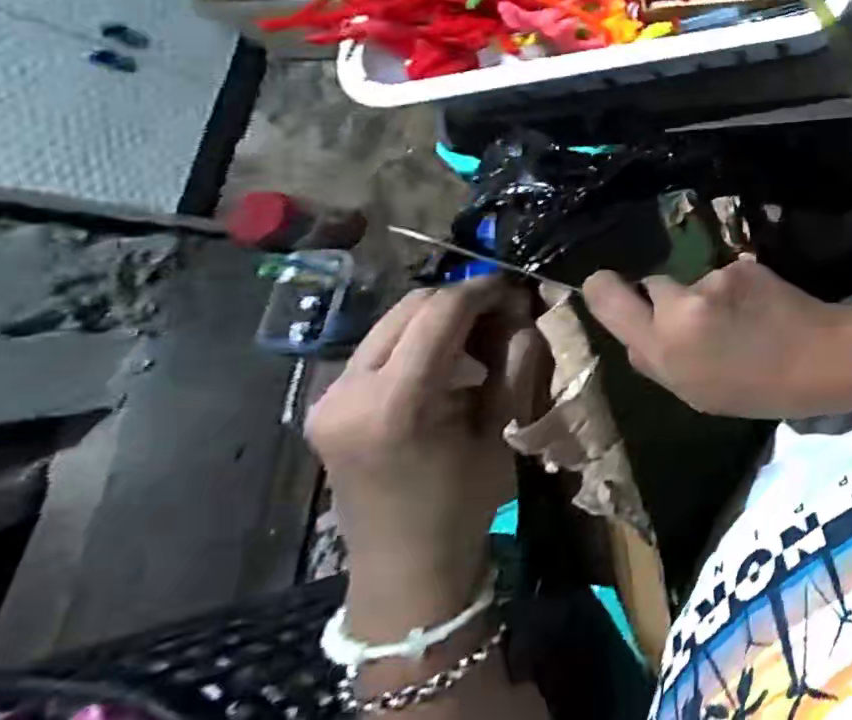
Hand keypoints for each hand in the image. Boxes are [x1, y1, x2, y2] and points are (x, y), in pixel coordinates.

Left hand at [306, 278, 544, 636]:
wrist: (404, 562)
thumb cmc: (464, 500)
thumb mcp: (500, 427)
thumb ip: (513, 361)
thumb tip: (524, 312)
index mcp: (396, 403)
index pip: (441, 311)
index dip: (485, 290)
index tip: (520, 289)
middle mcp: (348, 391)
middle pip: (411, 307)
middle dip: (463, 298)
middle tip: (506, 312)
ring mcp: (328, 396)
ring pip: (392, 321)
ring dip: (441, 317)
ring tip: (481, 336)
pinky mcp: (326, 403)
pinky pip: (379, 347)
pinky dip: (420, 339)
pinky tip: (449, 361)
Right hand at [581, 256, 851, 418]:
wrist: (820, 358)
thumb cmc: (757, 390)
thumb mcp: (695, 393)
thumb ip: (658, 361)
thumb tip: (637, 335)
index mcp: (661, 347)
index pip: (607, 299)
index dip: (602, 287)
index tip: (603, 282)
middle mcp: (681, 306)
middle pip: (652, 284)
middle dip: (666, 297)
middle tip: (698, 317)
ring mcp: (714, 281)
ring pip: (695, 281)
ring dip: (710, 296)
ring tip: (744, 321)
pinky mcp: (743, 265)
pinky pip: (727, 275)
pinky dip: (738, 289)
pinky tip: (762, 307)